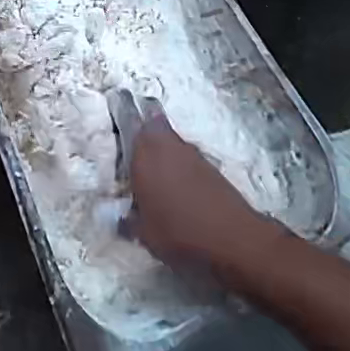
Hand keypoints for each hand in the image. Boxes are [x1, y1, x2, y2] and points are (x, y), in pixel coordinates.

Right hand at [125, 114, 282, 271]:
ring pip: (170, 141)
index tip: (114, 114)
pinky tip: (178, 190)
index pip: (129, 116)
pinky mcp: (211, 167)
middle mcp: (166, 143)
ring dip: (163, 150)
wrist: (235, 240)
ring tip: (155, 175)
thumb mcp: (144, 233)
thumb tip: (118, 218)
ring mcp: (191, 153)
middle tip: (134, 149)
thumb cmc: (179, 231)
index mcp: (143, 150)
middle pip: (152, 122)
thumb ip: (128, 220)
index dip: (121, 110)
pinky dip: (180, 167)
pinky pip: (186, 158)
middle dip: (143, 129)